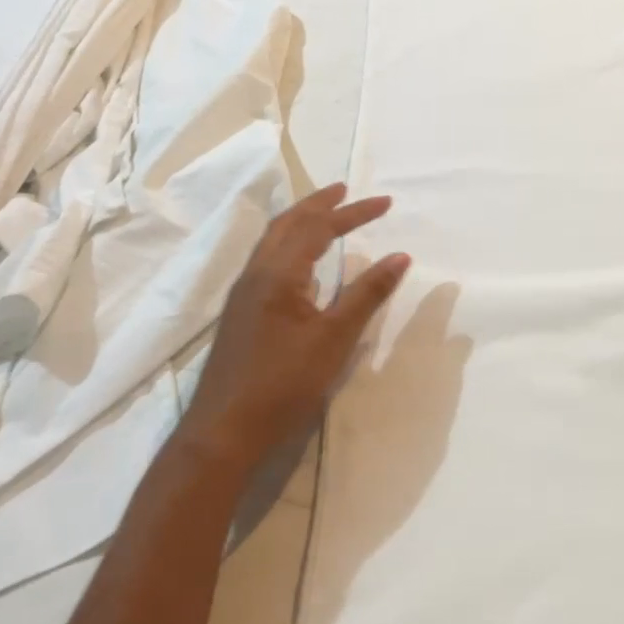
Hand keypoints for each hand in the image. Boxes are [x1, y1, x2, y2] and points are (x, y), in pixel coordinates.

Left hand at [179, 183, 410, 468]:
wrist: (223, 432)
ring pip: (272, 243)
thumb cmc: (283, 383)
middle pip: (286, 225)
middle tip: (346, 191)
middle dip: (318, 204)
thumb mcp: (335, 338)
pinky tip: (305, 264)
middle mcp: (255, 277)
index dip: (353, 212)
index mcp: (277, 276)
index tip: (386, 202)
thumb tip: (400, 256)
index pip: (317, 228)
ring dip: (301, 223)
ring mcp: (244, 297)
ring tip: (326, 216)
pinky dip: (291, 246)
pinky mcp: (243, 316)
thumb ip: (368, 294)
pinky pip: (268, 263)